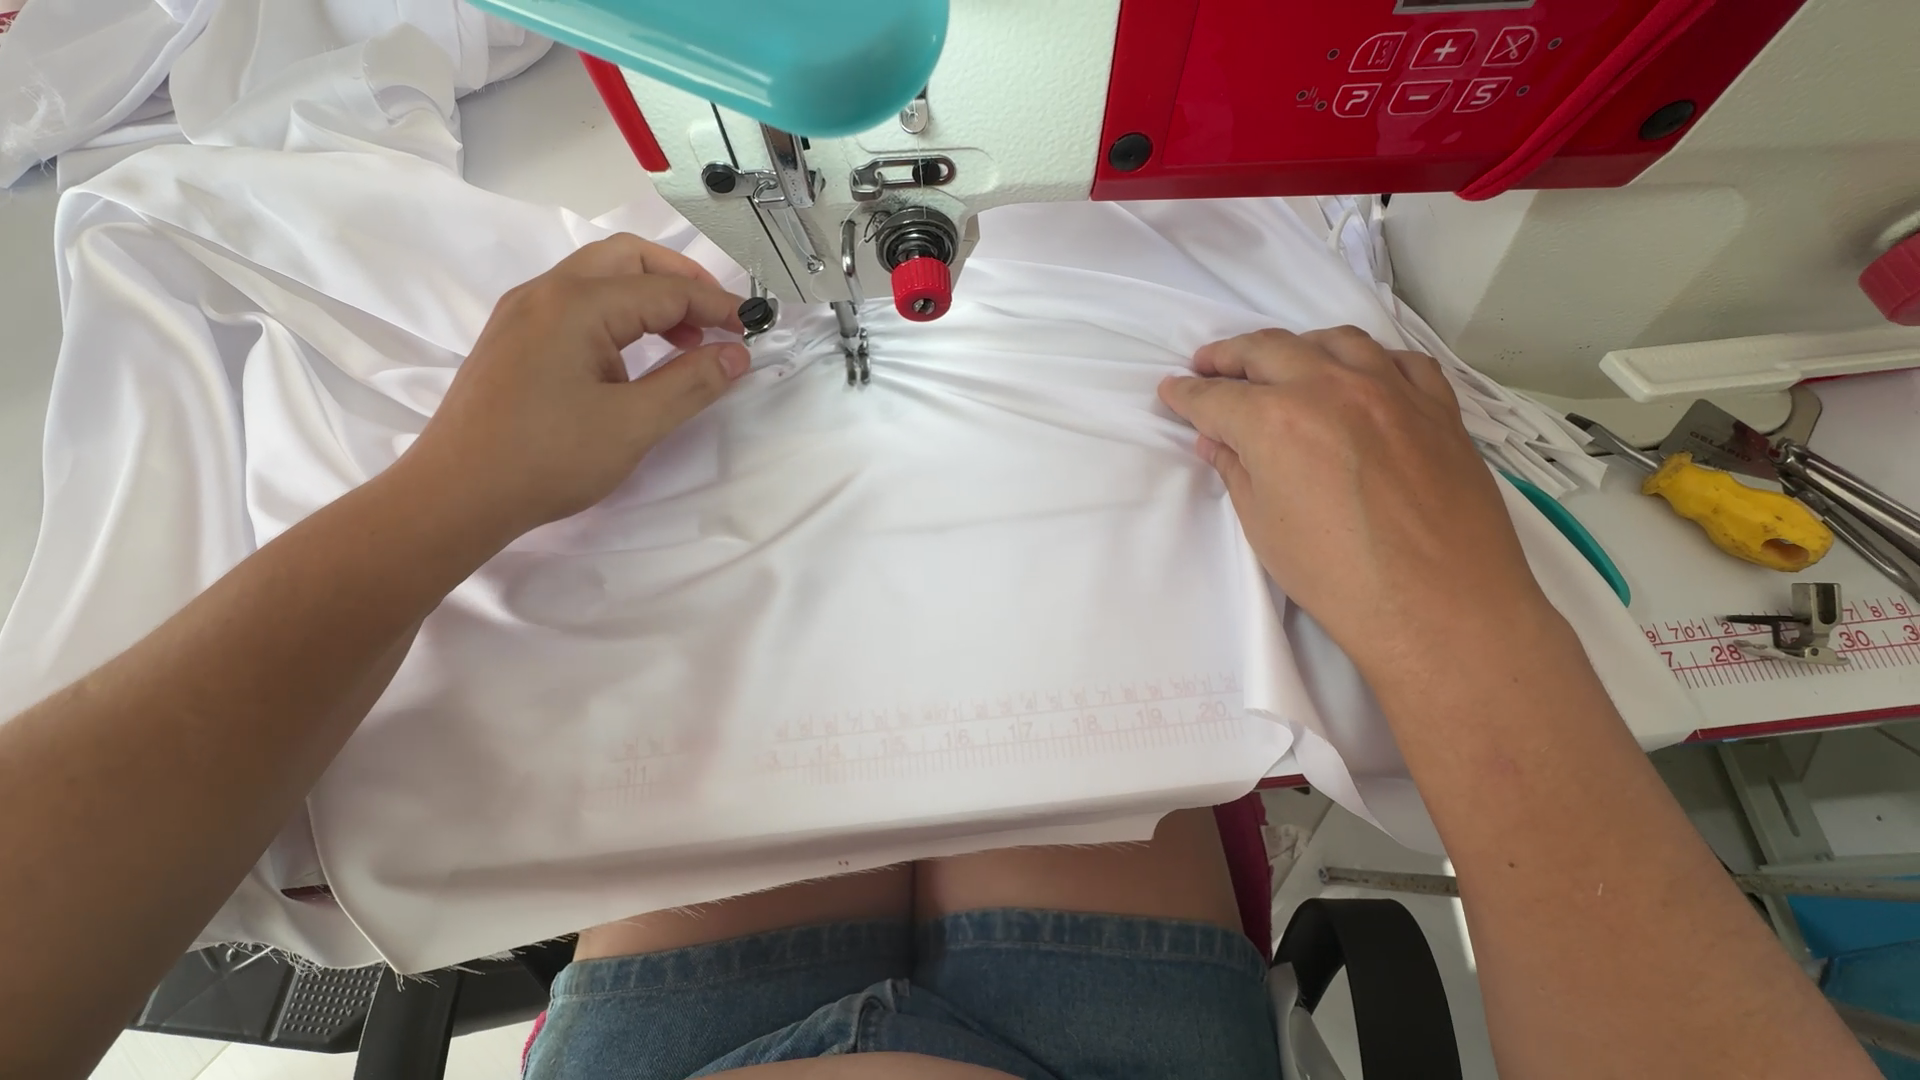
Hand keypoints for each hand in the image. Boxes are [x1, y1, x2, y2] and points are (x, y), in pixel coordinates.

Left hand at [403, 234, 747, 536]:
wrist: (455, 495)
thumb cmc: (547, 459)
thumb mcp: (633, 425)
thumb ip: (691, 383)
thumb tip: (736, 354)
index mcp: (576, 304)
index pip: (664, 289)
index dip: (715, 306)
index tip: (753, 328)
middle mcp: (545, 292)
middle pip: (627, 258)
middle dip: (681, 282)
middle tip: (718, 321)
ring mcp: (523, 313)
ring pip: (600, 278)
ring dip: (650, 298)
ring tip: (686, 343)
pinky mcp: (515, 338)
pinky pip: (577, 304)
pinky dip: (619, 315)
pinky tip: (635, 356)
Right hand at [1159, 326, 1552, 672]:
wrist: (1438, 607)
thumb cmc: (1335, 576)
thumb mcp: (1263, 525)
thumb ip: (1236, 470)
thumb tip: (1218, 441)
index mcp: (1275, 420)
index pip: (1214, 398)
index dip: (1185, 396)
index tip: (1171, 392)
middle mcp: (1330, 388)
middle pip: (1266, 350)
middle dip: (1227, 356)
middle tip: (1207, 365)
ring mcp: (1390, 390)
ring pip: (1334, 341)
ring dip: (1295, 346)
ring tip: (1278, 361)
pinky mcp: (1437, 406)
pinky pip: (1398, 361)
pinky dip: (1366, 360)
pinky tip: (1357, 375)